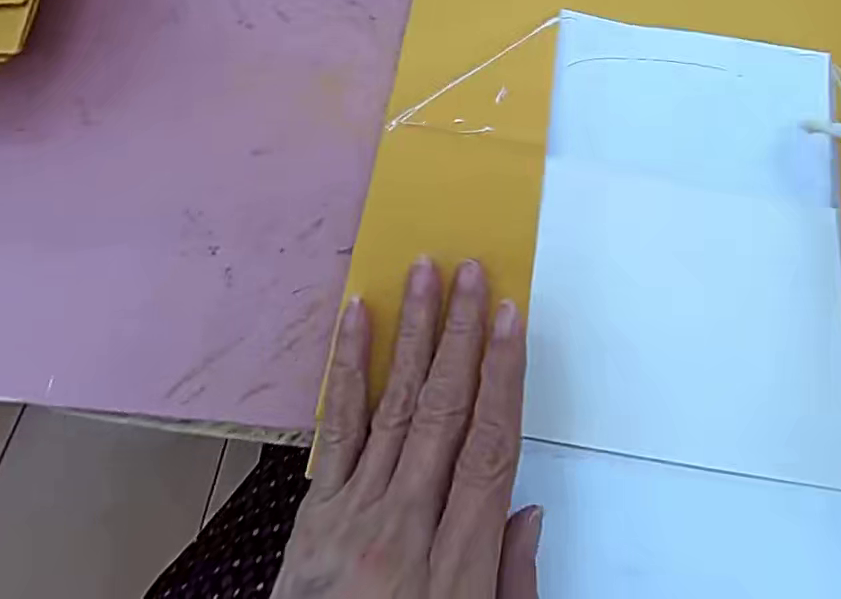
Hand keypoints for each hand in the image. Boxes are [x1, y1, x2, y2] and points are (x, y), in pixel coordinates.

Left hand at [273, 257, 540, 598]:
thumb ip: (510, 584)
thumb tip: (528, 510)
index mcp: (454, 567)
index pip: (490, 446)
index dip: (504, 373)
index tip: (510, 317)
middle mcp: (403, 529)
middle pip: (442, 411)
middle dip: (460, 333)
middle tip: (468, 273)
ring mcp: (351, 516)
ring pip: (393, 405)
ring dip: (412, 332)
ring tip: (422, 274)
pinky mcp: (312, 515)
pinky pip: (335, 429)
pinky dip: (347, 367)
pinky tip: (356, 318)